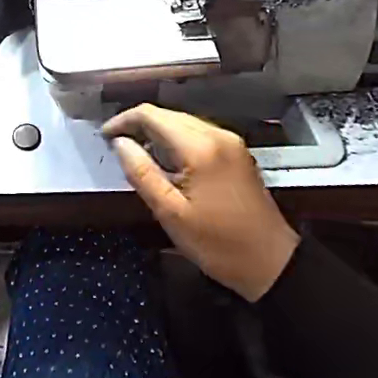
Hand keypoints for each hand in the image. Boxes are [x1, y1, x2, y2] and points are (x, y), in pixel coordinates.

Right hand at [102, 104, 299, 300]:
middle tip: (116, 144)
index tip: (105, 136)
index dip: (124, 120)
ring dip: (157, 131)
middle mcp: (217, 136)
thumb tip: (120, 144)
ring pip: (183, 122)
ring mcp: (230, 143)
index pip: (152, 115)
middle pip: (168, 114)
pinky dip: (176, 139)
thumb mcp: (171, 214)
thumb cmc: (219, 244)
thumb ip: (142, 174)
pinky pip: (198, 133)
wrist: (272, 263)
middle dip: (139, 124)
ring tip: (136, 152)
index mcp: (200, 148)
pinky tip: (165, 159)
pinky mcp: (236, 153)